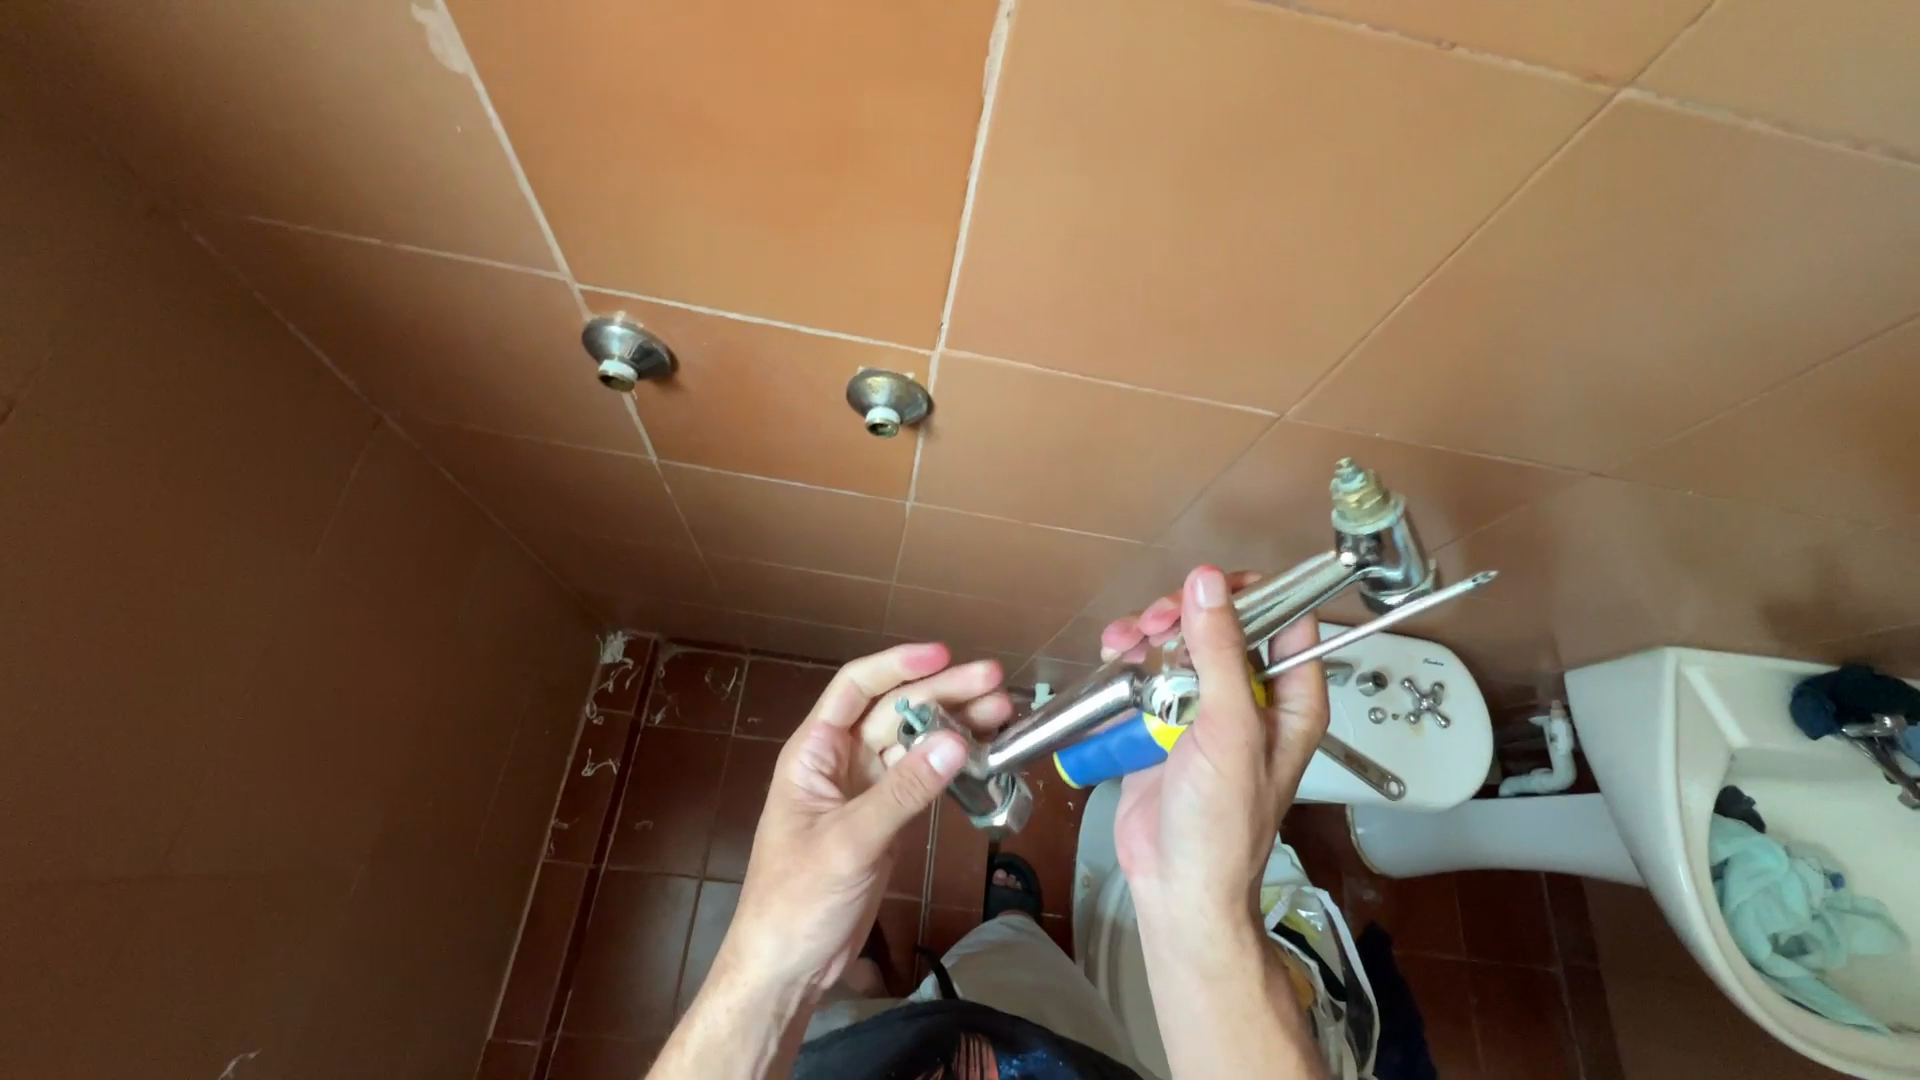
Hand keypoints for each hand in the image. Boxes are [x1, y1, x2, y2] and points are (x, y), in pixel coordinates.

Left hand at [715, 643, 1010, 994]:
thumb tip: (957, 742)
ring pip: (916, 741)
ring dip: (956, 724)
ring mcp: (868, 787)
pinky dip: (953, 764)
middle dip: (943, 692)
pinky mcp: (889, 816)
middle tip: (994, 681)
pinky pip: (924, 777)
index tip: (944, 654)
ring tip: (1002, 711)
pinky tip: (985, 753)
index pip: (856, 688)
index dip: (898, 664)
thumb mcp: (850, 841)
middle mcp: (843, 759)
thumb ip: (903, 792)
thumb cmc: (798, 898)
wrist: (789, 966)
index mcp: (815, 751)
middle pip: (896, 710)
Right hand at [1111, 566, 1328, 932]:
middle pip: (1221, 624)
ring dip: (1149, 631)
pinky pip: (1148, 670)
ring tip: (1125, 640)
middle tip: (1157, 620)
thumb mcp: (1228, 730)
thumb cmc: (1220, 821)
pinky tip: (1113, 655)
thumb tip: (1208, 584)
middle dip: (1185, 613)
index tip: (1209, 584)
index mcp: (1287, 698)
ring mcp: (1201, 707)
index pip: (1286, 620)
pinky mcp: (1161, 719)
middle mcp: (1247, 696)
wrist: (1175, 882)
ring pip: (1179, 643)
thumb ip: (1219, 652)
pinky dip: (1129, 656)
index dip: (1254, 593)